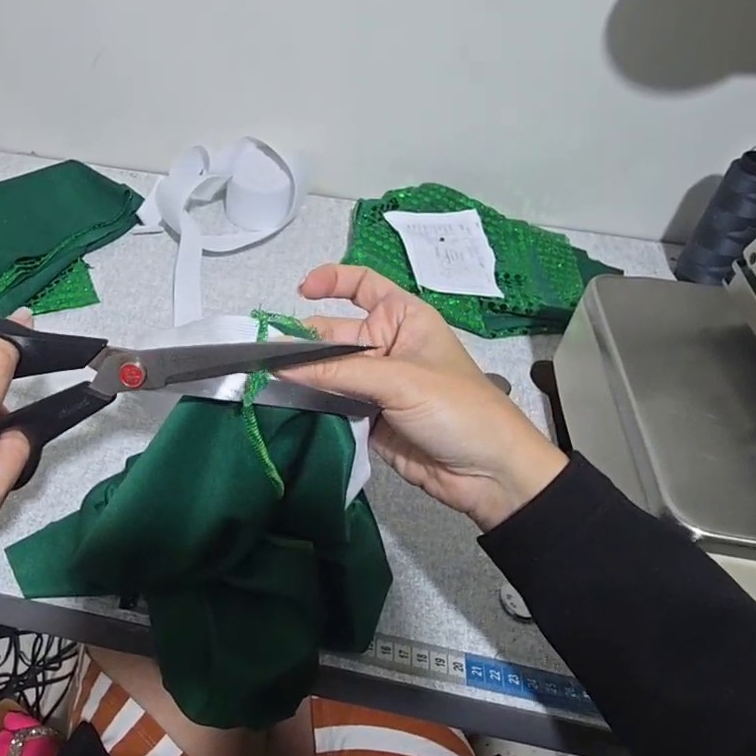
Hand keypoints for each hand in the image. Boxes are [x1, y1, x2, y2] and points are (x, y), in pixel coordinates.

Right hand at [280, 265, 567, 530]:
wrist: (490, 475)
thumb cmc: (458, 409)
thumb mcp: (401, 380)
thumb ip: (339, 372)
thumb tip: (281, 364)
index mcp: (403, 319)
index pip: (362, 285)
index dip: (332, 280)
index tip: (301, 291)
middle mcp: (386, 345)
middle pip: (334, 332)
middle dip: (303, 341)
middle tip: (268, 355)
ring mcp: (374, 383)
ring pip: (327, 370)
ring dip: (301, 374)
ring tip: (265, 377)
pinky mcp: (366, 417)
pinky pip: (330, 402)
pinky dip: (310, 402)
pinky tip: (285, 403)